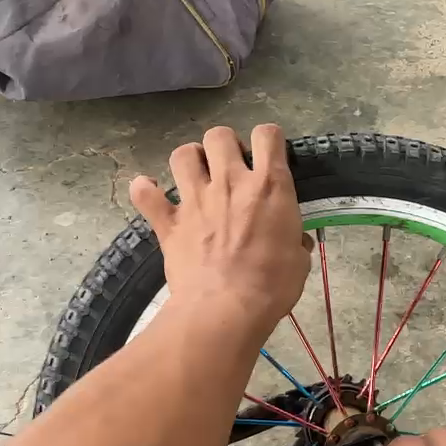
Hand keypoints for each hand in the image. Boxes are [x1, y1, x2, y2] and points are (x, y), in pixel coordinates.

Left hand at [129, 125, 310, 344]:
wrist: (226, 309)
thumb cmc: (272, 286)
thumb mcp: (299, 262)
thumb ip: (295, 242)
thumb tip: (296, 242)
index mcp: (269, 187)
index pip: (268, 136)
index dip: (269, 139)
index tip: (268, 154)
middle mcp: (230, 182)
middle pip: (220, 136)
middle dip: (224, 145)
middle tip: (230, 167)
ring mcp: (195, 199)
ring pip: (182, 154)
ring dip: (189, 160)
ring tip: (195, 176)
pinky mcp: (168, 222)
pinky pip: (145, 194)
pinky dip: (145, 191)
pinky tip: (150, 194)